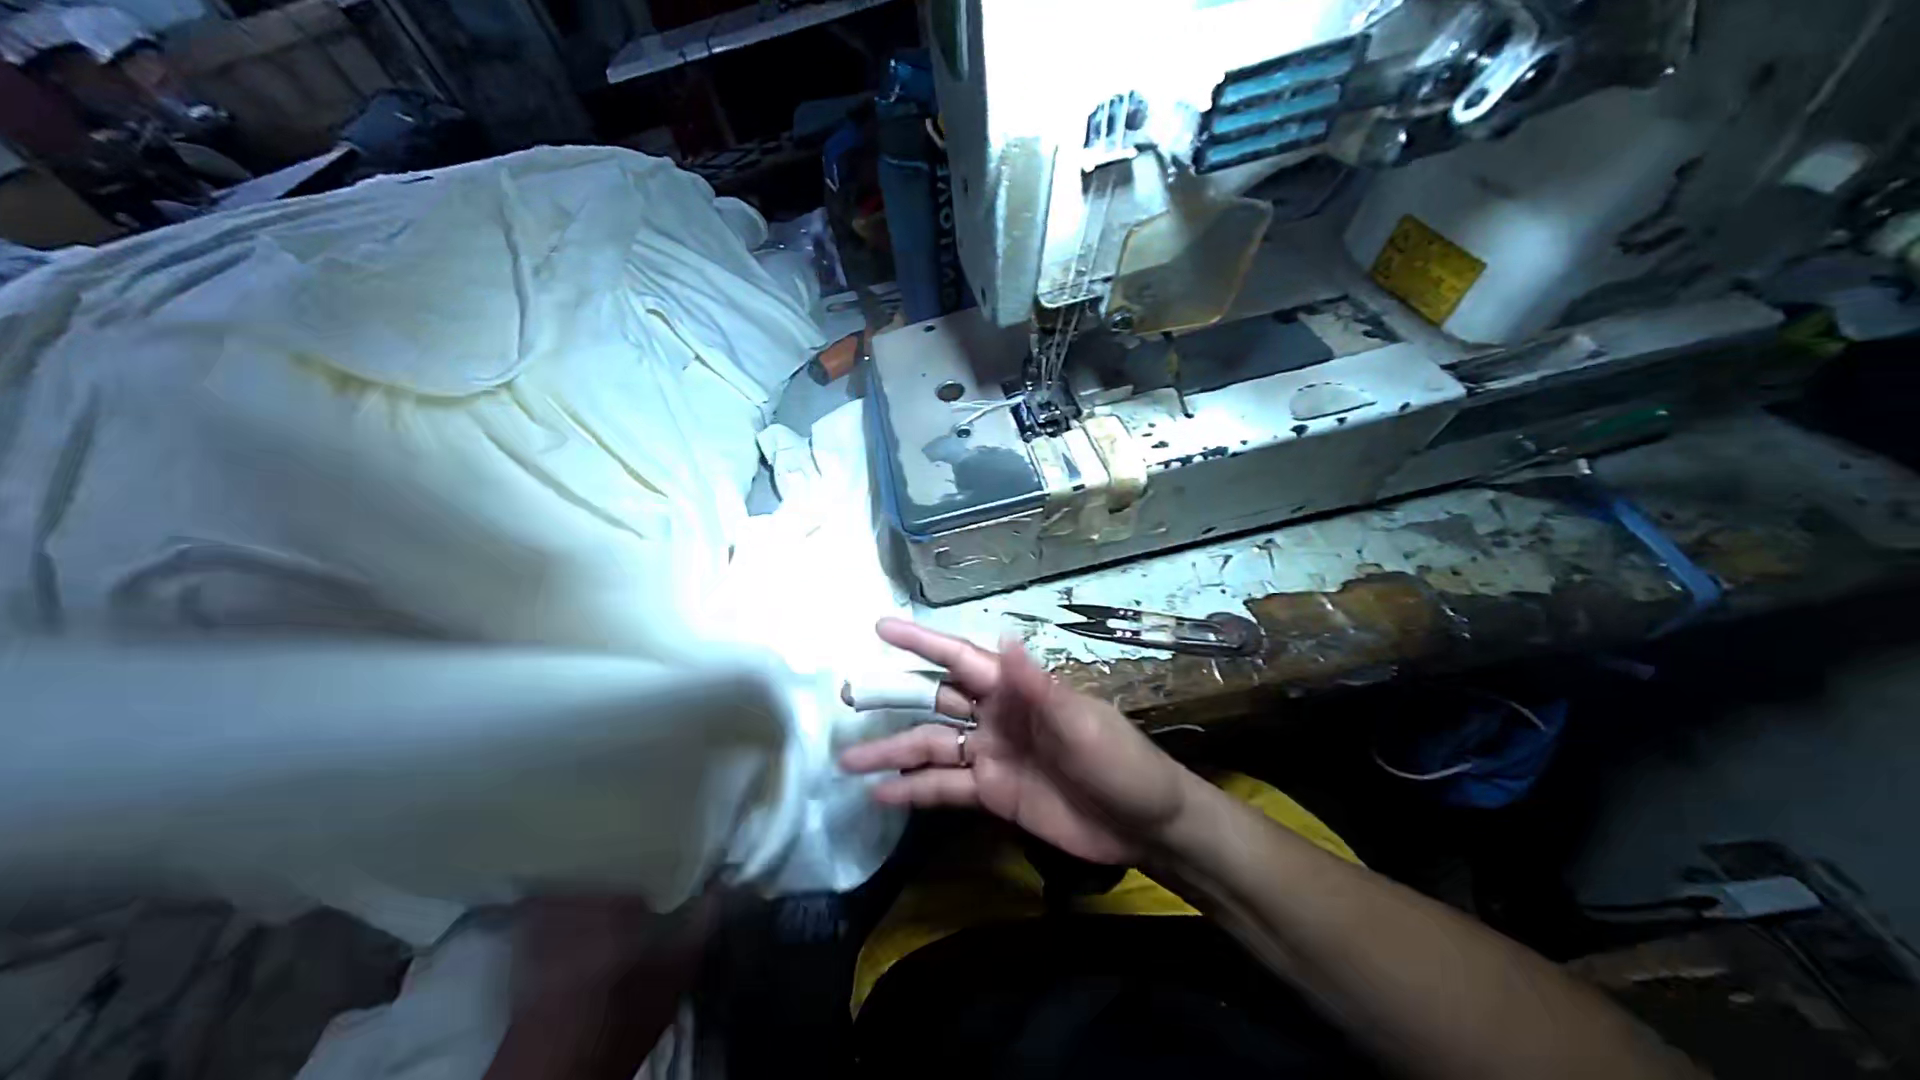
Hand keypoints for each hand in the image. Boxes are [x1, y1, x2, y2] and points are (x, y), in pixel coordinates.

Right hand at [839, 618, 1196, 863]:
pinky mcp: (991, 793)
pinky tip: (880, 795)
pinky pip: (944, 788)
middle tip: (849, 697)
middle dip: (893, 697)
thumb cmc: (1119, 762)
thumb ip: (1038, 688)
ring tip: (847, 760)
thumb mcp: (1082, 723)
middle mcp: (996, 717)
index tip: (881, 627)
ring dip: (891, 752)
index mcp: (1016, 691)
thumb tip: (1005, 638)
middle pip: (934, 701)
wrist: (1142, 826)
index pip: (960, 659)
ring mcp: (991, 755)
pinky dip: (912, 791)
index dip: (921, 643)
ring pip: (930, 747)